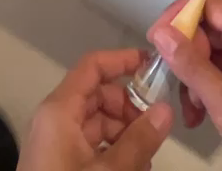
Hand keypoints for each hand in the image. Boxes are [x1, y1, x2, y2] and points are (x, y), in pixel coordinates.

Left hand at [17, 47, 173, 170]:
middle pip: (97, 95)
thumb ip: (139, 141)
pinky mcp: (58, 165)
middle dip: (128, 107)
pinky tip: (134, 169)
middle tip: (155, 128)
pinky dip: (112, 152)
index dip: (122, 61)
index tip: (153, 66)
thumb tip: (165, 110)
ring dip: (124, 133)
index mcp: (60, 110)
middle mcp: (55, 119)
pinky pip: (89, 145)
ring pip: (96, 122)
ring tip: (147, 158)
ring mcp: (55, 144)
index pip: (92, 66)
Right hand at [147, 0, 221, 170]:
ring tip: (190, 113)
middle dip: (184, 51)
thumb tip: (162, 31)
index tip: (159, 43)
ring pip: (213, 51)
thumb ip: (194, 68)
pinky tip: (201, 118)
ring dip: (193, 75)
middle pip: (208, 24)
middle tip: (173, 85)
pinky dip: (207, 89)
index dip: (179, 13)